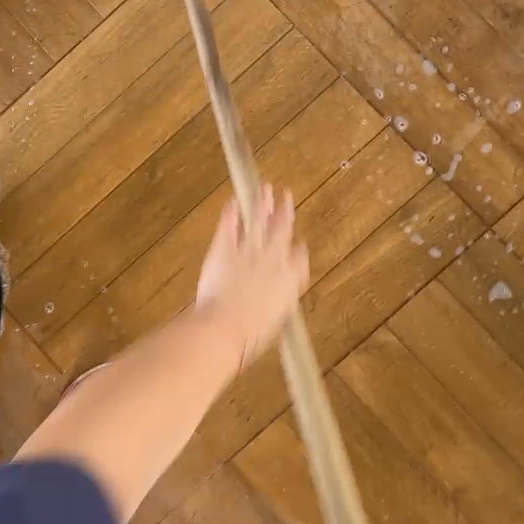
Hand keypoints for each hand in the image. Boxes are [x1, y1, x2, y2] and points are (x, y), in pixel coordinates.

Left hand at [195, 183, 308, 367]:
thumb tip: (272, 309)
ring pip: (258, 221)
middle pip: (281, 230)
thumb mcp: (273, 325)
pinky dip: (231, 213)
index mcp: (289, 282)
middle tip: (286, 194)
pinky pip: (229, 226)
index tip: (299, 243)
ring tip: (265, 187)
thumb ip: (275, 309)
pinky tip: (233, 202)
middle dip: (284, 212)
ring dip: (262, 203)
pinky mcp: (224, 248)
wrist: (226, 327)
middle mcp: (272, 261)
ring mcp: (248, 251)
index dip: (298, 251)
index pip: (298, 261)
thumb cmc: (250, 336)